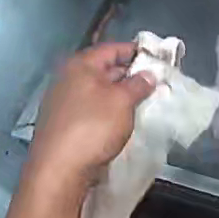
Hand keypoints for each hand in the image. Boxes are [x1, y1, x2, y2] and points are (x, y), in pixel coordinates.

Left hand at [24, 42, 156, 193]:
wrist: (59, 168)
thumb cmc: (93, 127)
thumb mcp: (122, 101)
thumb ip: (138, 84)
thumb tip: (148, 74)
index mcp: (80, 66)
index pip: (112, 49)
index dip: (136, 51)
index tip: (159, 58)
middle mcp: (68, 79)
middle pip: (105, 68)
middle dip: (132, 74)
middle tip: (158, 82)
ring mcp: (64, 101)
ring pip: (100, 89)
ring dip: (123, 93)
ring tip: (147, 100)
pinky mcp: (66, 121)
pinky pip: (94, 106)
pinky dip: (111, 108)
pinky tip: (126, 118)